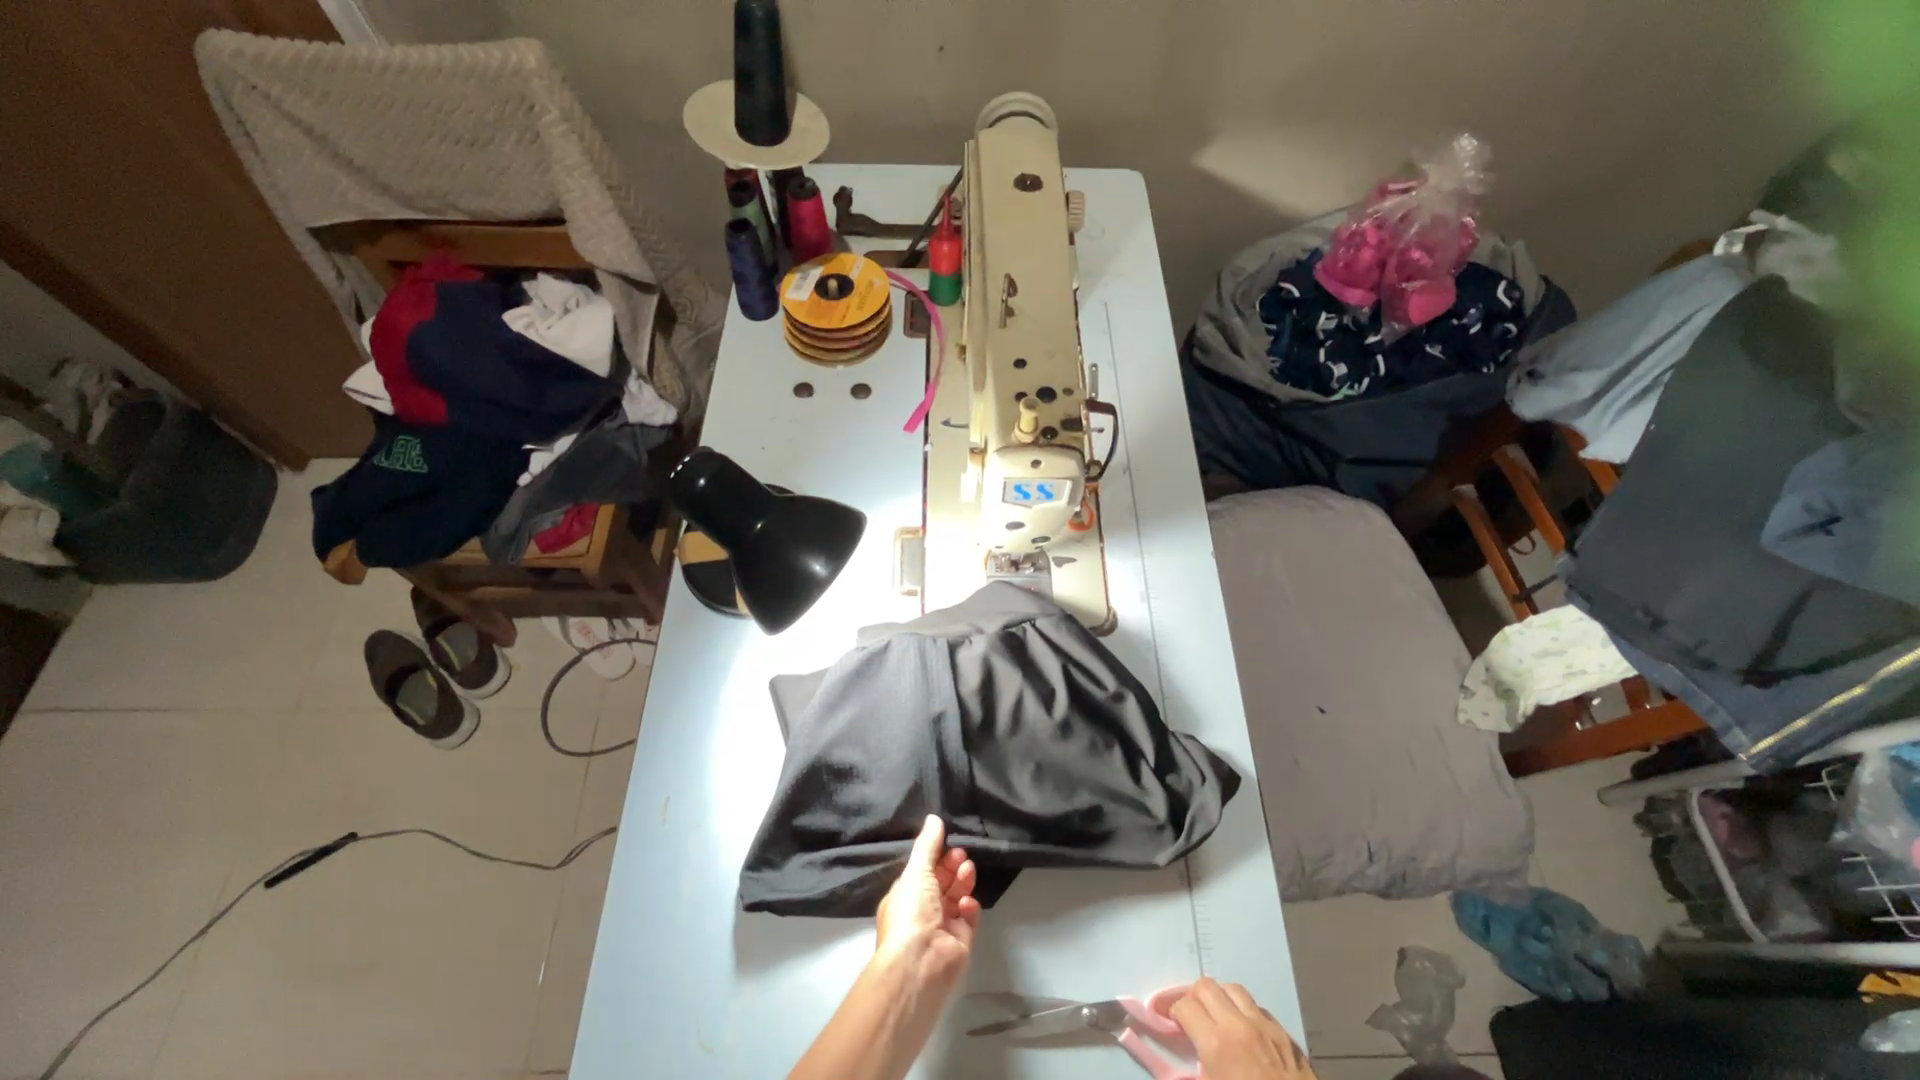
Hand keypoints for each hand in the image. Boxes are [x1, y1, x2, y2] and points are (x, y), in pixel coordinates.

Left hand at [874, 815, 980, 992]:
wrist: (920, 962)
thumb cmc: (911, 913)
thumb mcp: (916, 872)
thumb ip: (927, 846)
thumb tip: (934, 818)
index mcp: (905, 896)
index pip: (923, 872)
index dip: (937, 858)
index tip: (949, 845)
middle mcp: (922, 911)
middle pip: (942, 883)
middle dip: (952, 867)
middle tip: (961, 857)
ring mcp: (942, 927)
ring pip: (957, 898)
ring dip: (963, 882)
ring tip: (967, 871)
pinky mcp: (960, 942)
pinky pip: (968, 919)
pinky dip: (970, 908)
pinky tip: (967, 903)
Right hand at [1170, 977, 1314, 1079]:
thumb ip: (1196, 1070)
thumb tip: (1182, 1064)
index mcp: (1216, 1044)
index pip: (1185, 1006)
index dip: (1173, 1011)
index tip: (1171, 1021)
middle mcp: (1239, 1025)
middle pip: (1206, 986)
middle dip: (1193, 998)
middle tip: (1192, 1017)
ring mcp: (1265, 1026)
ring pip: (1233, 989)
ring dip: (1220, 999)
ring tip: (1218, 1018)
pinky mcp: (1285, 1033)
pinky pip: (1258, 1008)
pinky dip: (1245, 1012)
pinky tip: (1246, 1032)